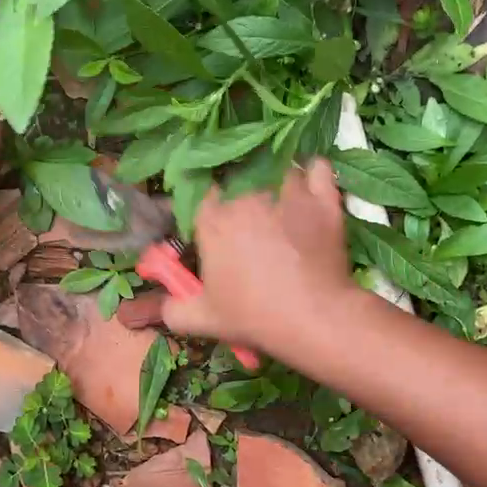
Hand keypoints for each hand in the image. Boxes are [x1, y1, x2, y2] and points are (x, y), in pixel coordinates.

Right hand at [164, 161, 358, 352]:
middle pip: (237, 174)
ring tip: (275, 194)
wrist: (313, 317)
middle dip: (236, 187)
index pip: (199, 190)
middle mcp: (248, 195)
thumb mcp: (202, 319)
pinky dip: (311, 173)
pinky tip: (308, 185)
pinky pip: (316, 168)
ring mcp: (287, 192)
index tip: (208, 215)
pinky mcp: (322, 199)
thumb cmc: (253, 315)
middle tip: (242, 212)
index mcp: (214, 218)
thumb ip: (173, 309)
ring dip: (272, 177)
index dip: (204, 200)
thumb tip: (164, 305)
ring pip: (275, 166)